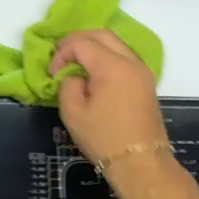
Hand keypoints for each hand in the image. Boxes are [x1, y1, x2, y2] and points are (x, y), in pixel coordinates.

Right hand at [52, 29, 170, 173]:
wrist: (142, 164)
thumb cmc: (104, 138)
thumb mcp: (73, 113)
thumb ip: (68, 85)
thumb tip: (76, 77)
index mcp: (112, 67)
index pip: (82, 43)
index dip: (62, 53)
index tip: (52, 73)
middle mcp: (131, 62)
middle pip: (102, 34)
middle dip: (77, 40)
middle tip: (60, 56)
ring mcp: (142, 72)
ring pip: (116, 43)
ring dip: (93, 46)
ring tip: (75, 63)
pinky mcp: (146, 82)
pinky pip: (124, 57)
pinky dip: (106, 56)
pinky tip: (93, 72)